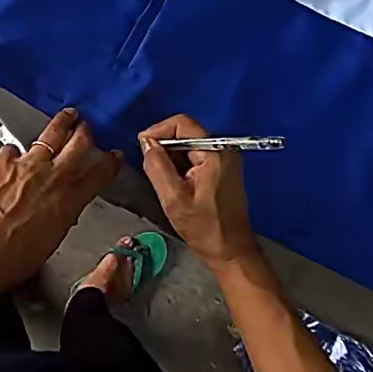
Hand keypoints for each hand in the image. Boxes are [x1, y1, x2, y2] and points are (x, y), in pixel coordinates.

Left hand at [0, 108, 121, 303]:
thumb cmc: (16, 257)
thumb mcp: (54, 239)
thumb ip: (64, 214)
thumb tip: (65, 207)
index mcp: (72, 197)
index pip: (102, 171)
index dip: (112, 160)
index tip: (115, 155)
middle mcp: (55, 175)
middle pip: (80, 141)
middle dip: (86, 133)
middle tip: (87, 129)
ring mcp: (29, 164)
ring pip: (53, 133)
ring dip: (63, 122)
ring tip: (68, 115)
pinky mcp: (4, 162)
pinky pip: (15, 147)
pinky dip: (17, 150)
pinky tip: (15, 154)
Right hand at [139, 114, 262, 269]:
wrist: (230, 249)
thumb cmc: (203, 227)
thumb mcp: (173, 198)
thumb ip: (157, 166)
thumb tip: (146, 142)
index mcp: (215, 152)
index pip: (183, 123)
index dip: (158, 130)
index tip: (142, 147)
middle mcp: (224, 148)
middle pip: (187, 131)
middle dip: (165, 145)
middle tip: (151, 167)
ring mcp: (226, 157)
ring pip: (191, 143)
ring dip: (173, 156)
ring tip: (164, 179)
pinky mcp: (224, 167)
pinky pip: (198, 154)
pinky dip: (183, 163)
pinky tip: (176, 182)